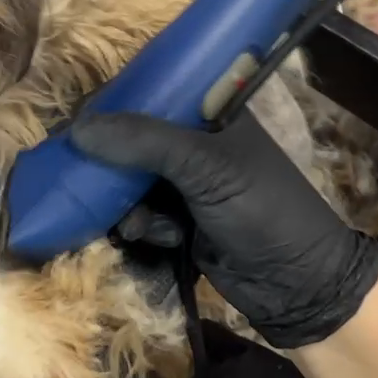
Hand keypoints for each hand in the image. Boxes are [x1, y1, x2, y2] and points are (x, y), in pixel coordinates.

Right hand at [70, 111, 377, 348]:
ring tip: (130, 220)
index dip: (116, 101)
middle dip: (110, 159)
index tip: (80, 121)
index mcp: (212, 110)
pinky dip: (139, 224)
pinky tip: (148, 236)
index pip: (154, 89)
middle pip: (136, 136)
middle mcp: (197, 139)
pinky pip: (142, 211)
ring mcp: (189, 181)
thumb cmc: (261, 209)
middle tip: (82, 174)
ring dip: (123, 199)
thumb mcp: (204, 167)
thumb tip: (79, 128)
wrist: (298, 288)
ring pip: (133, 177)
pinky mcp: (182, 219)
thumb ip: (143, 142)